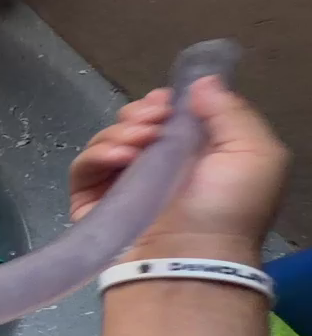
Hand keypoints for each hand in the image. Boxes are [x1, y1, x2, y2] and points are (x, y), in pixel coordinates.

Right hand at [69, 76, 288, 262]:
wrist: (189, 252)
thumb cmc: (229, 205)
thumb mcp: (255, 153)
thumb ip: (230, 114)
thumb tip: (199, 83)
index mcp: (194, 150)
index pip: (167, 116)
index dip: (162, 103)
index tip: (166, 104)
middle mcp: (154, 162)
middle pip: (130, 123)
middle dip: (138, 116)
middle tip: (151, 125)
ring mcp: (118, 180)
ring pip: (103, 140)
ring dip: (119, 134)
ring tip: (138, 145)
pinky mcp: (89, 196)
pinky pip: (81, 165)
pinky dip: (96, 155)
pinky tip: (119, 159)